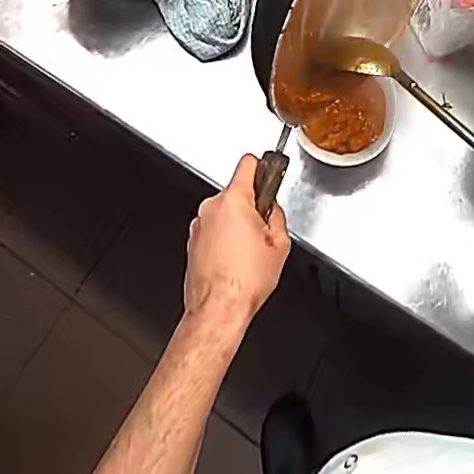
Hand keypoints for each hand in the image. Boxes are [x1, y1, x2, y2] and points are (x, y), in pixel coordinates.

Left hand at [184, 155, 290, 328]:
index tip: (267, 171)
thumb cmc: (244, 281)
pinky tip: (233, 259)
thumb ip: (277, 216)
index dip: (261, 166)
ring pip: (224, 211)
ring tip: (247, 252)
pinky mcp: (193, 239)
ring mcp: (199, 223)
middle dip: (250, 206)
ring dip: (235, 223)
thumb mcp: (280, 244)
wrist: (218, 309)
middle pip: (236, 192)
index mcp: (234, 200)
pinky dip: (223, 237)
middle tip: (262, 231)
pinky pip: (213, 228)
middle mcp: (212, 206)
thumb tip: (272, 210)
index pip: (247, 164)